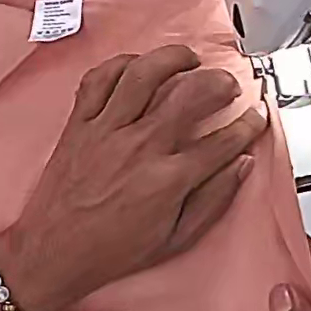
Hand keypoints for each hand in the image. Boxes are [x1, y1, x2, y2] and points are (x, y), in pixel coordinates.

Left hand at [0, 45, 267, 310]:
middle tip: (228, 86)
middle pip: (190, 94)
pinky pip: (99, 79)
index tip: (255, 116)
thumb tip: (240, 167)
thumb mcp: (174, 240)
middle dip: (220, 82)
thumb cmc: (110, 250)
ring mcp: (106, 130)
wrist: (54, 251)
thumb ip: (213, 201)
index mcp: (167, 180)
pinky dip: (121, 64)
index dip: (247, 124)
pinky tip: (137, 67)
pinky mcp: (80, 124)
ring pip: (144, 73)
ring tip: (188, 60)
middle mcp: (139, 147)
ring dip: (173, 58)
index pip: (222, 140)